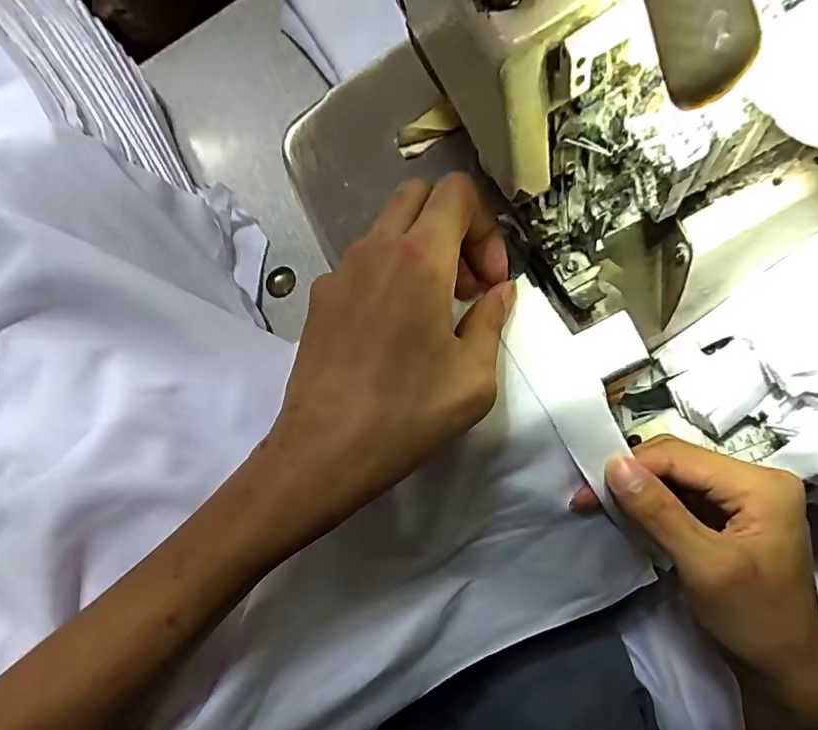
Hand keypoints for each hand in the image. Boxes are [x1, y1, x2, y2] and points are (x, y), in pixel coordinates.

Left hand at [260, 173, 514, 521]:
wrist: (325, 450)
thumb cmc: (407, 416)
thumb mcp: (474, 378)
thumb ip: (493, 321)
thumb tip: (500, 292)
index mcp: (420, 259)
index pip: (458, 192)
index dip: (486, 228)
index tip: (489, 283)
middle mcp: (374, 250)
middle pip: (418, 198)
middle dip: (453, 230)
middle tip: (464, 288)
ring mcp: (338, 273)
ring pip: (385, 232)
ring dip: (418, 255)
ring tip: (429, 316)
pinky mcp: (318, 301)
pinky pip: (360, 268)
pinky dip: (386, 280)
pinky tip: (390, 336)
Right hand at [575, 436, 817, 708]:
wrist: (782, 667)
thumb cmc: (752, 618)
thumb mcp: (703, 564)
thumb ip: (659, 512)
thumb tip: (615, 466)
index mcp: (761, 484)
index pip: (682, 457)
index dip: (631, 467)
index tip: (586, 492)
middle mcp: (757, 481)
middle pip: (681, 463)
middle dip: (632, 477)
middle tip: (587, 500)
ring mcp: (746, 500)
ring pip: (680, 480)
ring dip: (639, 492)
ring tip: (600, 506)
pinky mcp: (732, 519)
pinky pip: (686, 500)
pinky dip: (654, 508)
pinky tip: (630, 517)